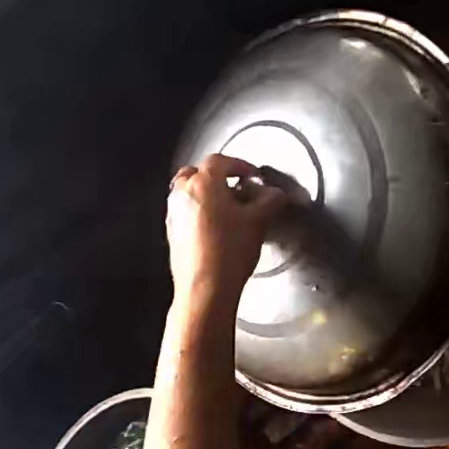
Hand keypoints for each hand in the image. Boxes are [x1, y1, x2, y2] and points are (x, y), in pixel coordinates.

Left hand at [167, 153, 287, 306]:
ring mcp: (173, 214)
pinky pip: (186, 211)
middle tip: (238, 187)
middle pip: (198, 173)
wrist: (205, 288)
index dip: (240, 165)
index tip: (253, 175)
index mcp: (203, 183)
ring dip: (208, 194)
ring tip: (229, 208)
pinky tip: (216, 227)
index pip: (221, 161)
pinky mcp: (172, 233)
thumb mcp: (258, 222)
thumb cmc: (229, 251)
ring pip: (189, 192)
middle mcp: (182, 194)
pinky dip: (199, 211)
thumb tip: (276, 193)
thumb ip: (270, 201)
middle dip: (219, 176)